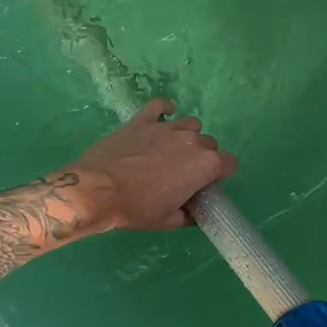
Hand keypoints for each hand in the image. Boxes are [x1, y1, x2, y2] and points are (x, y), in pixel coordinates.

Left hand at [60, 98, 237, 232]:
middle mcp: (192, 140)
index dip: (219, 174)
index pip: (229, 163)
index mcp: (206, 164)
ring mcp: (166, 127)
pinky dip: (165, 109)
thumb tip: (194, 212)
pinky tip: (164, 116)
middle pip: (209, 144)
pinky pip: (160, 105)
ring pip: (189, 125)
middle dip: (201, 157)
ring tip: (169, 149)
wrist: (96, 191)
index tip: (206, 183)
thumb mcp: (169, 221)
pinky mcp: (141, 121)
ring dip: (185, 136)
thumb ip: (188, 214)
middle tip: (181, 172)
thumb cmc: (135, 208)